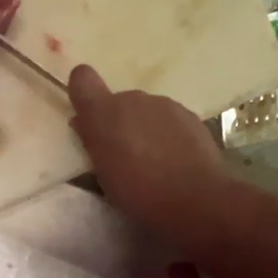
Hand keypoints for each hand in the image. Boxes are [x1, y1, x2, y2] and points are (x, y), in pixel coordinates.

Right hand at [67, 64, 224, 228]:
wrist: (194, 198)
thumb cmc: (137, 191)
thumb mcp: (101, 172)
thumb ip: (91, 141)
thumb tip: (83, 121)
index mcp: (105, 111)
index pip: (83, 79)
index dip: (83, 92)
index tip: (85, 117)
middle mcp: (134, 98)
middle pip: (118, 101)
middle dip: (117, 122)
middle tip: (120, 155)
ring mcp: (166, 105)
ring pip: (146, 110)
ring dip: (142, 128)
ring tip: (148, 162)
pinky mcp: (191, 117)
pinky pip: (169, 121)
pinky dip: (165, 135)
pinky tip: (171, 161)